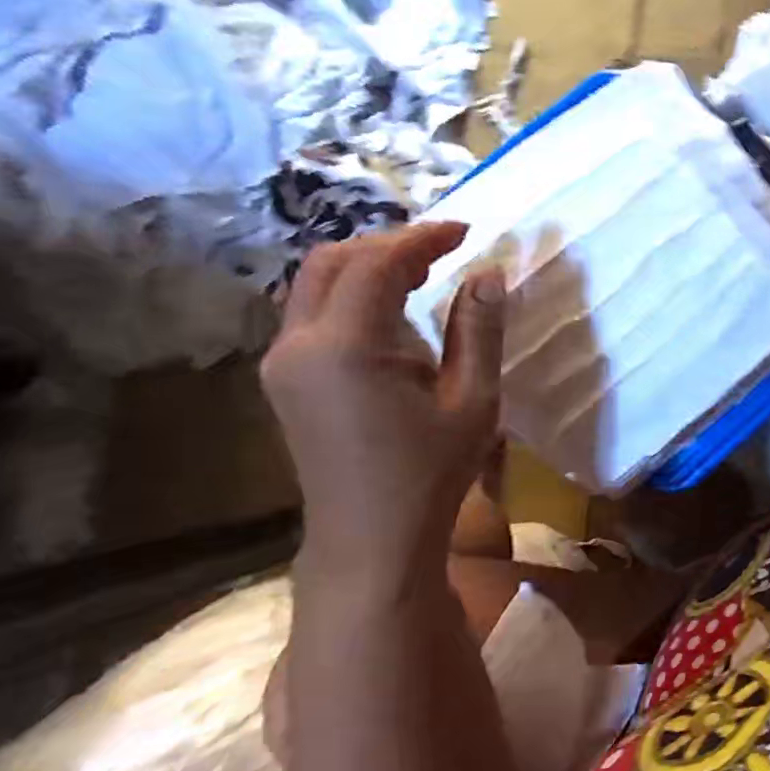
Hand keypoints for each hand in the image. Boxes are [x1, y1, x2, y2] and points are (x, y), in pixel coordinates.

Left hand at [260, 223, 504, 583]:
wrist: (372, 539)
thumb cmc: (430, 474)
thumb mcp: (472, 400)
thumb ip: (478, 329)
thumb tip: (487, 273)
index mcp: (346, 348)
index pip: (378, 265)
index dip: (422, 239)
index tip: (465, 231)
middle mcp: (298, 345)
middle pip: (332, 261)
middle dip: (388, 246)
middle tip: (441, 251)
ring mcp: (281, 363)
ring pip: (314, 284)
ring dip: (365, 268)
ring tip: (421, 276)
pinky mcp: (282, 380)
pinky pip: (311, 314)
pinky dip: (349, 297)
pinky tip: (390, 317)